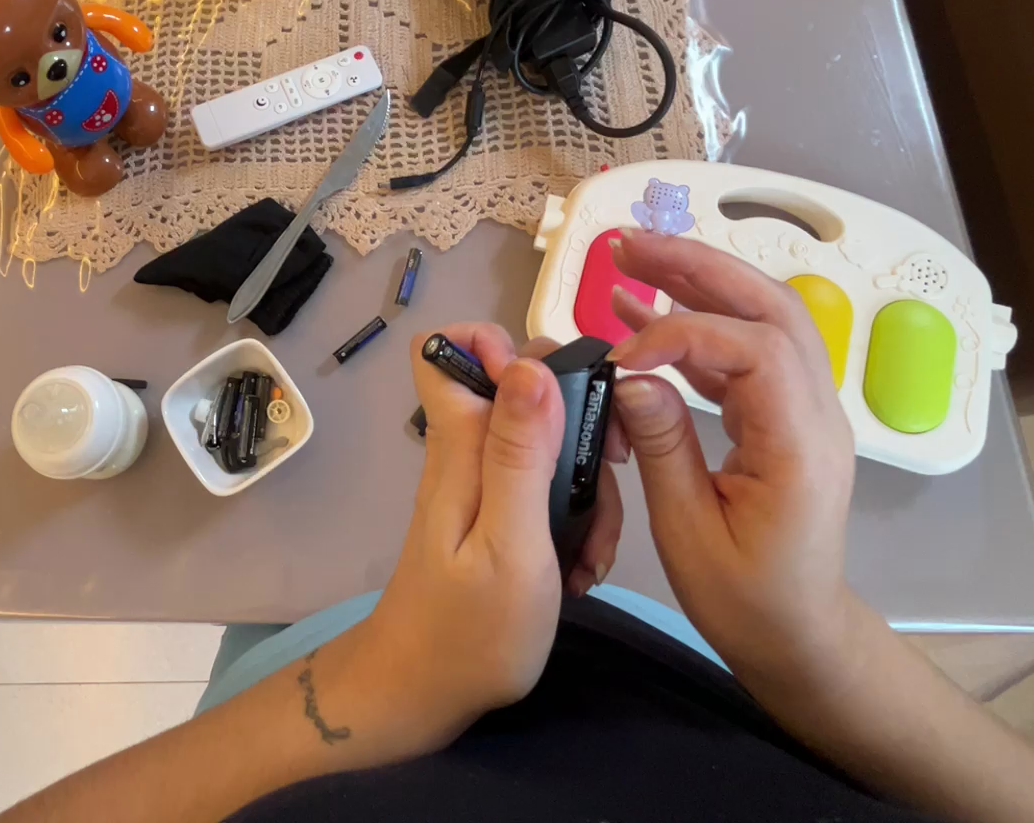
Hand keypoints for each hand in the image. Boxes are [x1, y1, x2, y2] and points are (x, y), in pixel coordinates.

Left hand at [345, 323, 577, 752]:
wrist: (426, 690)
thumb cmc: (470, 627)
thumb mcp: (510, 541)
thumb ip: (520, 452)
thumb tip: (529, 363)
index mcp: (458, 443)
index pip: (441, 349)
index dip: (492, 343)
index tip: (547, 384)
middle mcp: (465, 448)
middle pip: (516, 387)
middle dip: (573, 417)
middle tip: (607, 472)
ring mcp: (480, 479)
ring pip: (542, 439)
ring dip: (583, 481)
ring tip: (593, 548)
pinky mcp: (496, 510)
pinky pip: (541, 483)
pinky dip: (571, 513)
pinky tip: (580, 563)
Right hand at [607, 229, 862, 686]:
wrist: (799, 632)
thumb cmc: (745, 597)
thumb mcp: (689, 531)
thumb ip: (663, 445)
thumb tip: (630, 375)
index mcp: (799, 446)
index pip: (754, 349)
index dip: (682, 333)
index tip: (620, 357)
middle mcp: (814, 412)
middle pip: (770, 308)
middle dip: (697, 267)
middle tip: (628, 244)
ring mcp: (801, 407)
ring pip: (760, 316)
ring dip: (694, 278)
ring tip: (629, 256)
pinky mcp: (778, 411)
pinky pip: (740, 347)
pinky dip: (690, 320)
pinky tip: (638, 307)